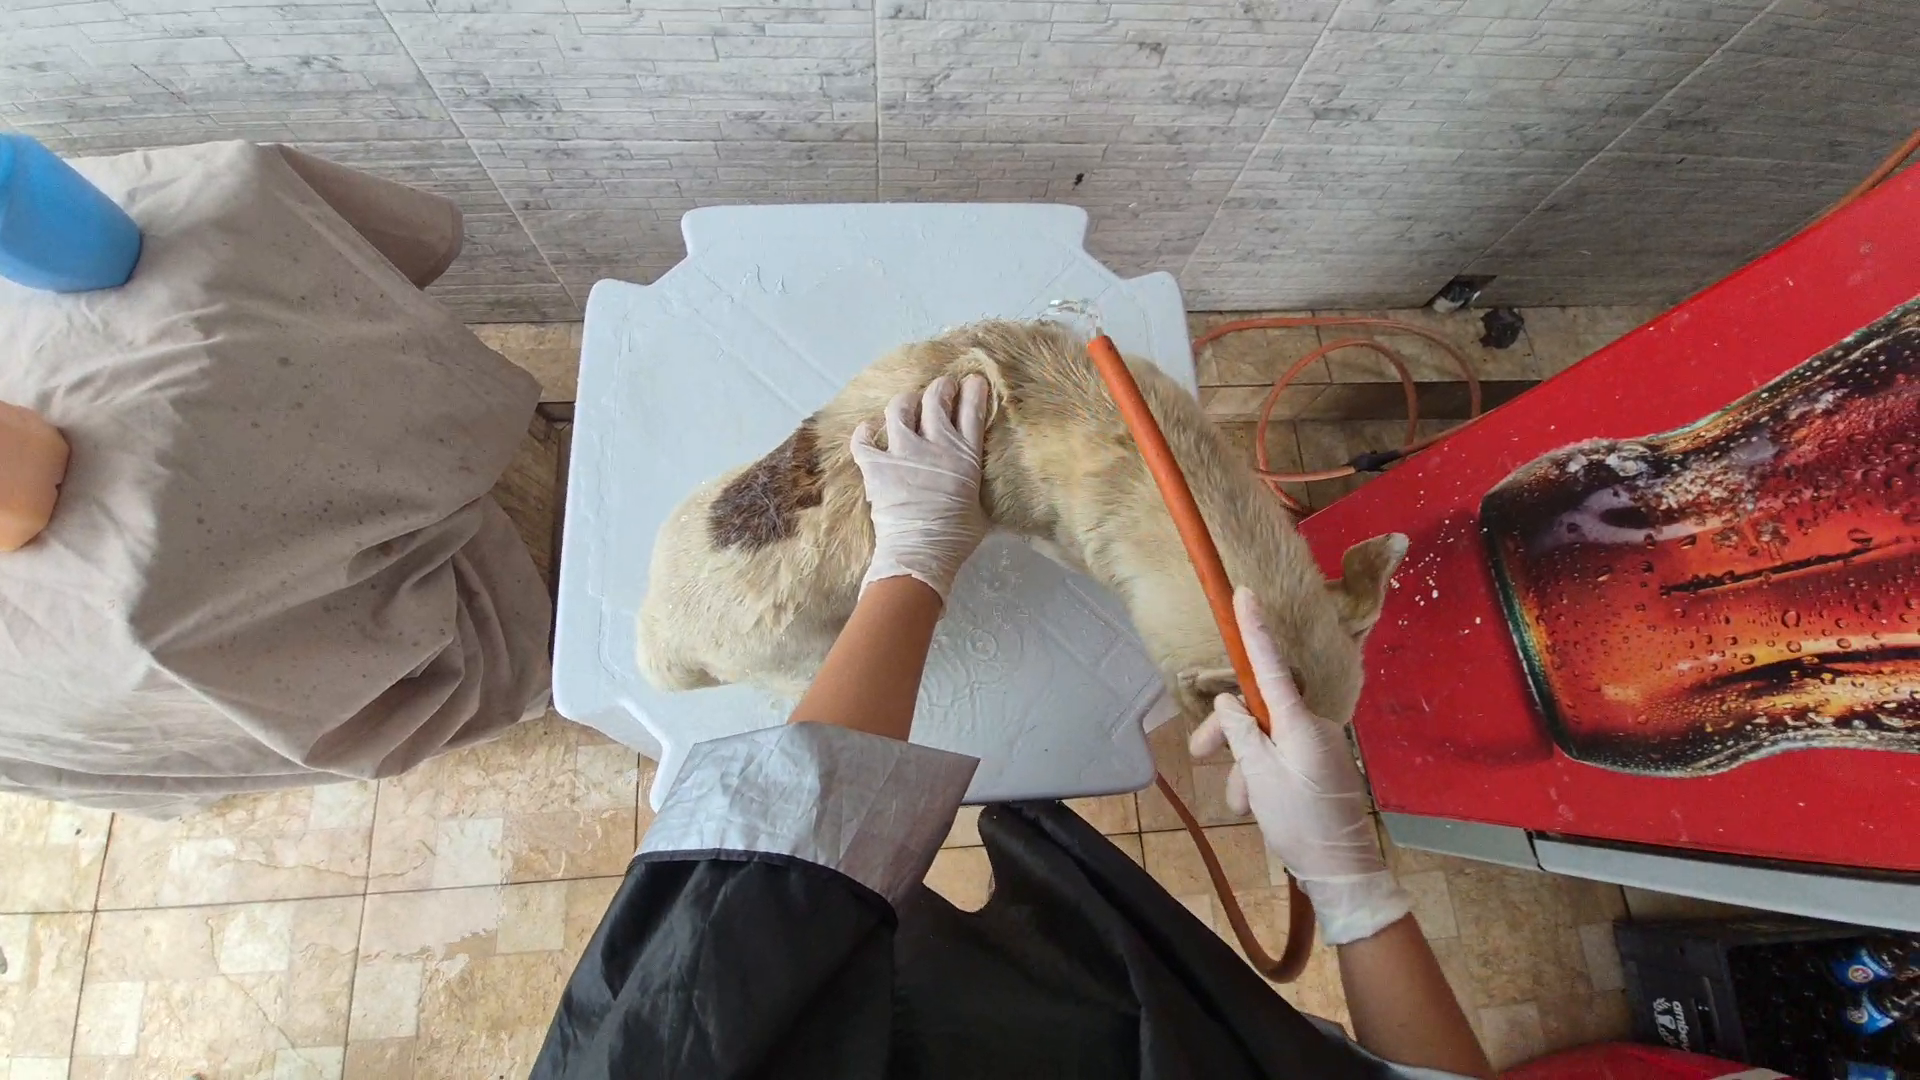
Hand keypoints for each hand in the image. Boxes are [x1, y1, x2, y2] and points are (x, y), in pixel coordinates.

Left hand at [851, 375, 990, 599]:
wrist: (920, 555)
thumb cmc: (957, 538)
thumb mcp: (981, 507)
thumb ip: (976, 484)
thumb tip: (973, 479)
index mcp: (965, 456)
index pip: (973, 410)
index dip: (973, 390)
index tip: (972, 381)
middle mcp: (935, 445)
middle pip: (936, 398)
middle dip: (941, 388)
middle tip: (941, 389)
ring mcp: (902, 452)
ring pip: (900, 408)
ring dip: (905, 403)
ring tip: (907, 406)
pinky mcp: (875, 465)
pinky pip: (864, 438)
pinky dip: (865, 432)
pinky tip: (869, 430)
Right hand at [1188, 588, 1411, 944]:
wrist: (1343, 871)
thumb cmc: (1300, 822)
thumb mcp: (1259, 776)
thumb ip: (1241, 733)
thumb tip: (1229, 702)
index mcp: (1300, 723)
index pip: (1270, 667)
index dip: (1255, 630)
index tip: (1245, 594)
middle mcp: (1311, 726)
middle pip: (1258, 711)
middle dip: (1227, 731)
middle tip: (1198, 752)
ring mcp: (1317, 746)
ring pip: (1265, 738)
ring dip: (1243, 764)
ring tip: (1236, 802)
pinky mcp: (1318, 765)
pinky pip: (1280, 756)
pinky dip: (1259, 773)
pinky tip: (1251, 803)